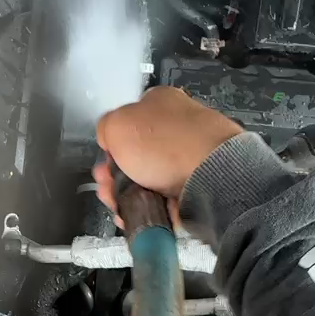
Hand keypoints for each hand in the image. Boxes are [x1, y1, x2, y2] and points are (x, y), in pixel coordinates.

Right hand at [92, 86, 241, 220]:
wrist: (210, 177)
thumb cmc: (165, 145)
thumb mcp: (116, 125)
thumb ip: (104, 128)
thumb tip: (108, 139)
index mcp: (160, 102)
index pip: (126, 122)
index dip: (111, 145)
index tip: (104, 163)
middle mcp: (176, 126)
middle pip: (134, 154)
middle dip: (115, 175)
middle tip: (108, 187)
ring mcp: (187, 156)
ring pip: (146, 179)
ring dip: (127, 194)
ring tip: (119, 205)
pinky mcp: (195, 183)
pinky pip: (163, 196)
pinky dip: (147, 206)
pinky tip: (136, 213)